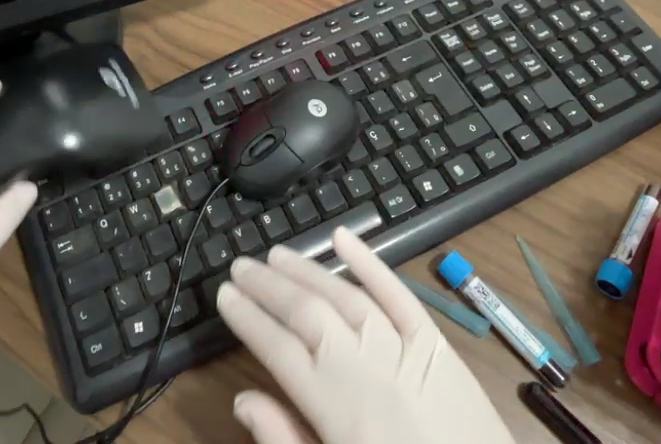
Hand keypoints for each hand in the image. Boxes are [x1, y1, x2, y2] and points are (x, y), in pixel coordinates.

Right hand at [214, 227, 515, 443]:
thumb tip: (244, 400)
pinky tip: (344, 238)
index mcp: (337, 410)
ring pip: (344, 296)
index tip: (224, 296)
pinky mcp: (436, 343)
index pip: (278, 349)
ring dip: (307, 270)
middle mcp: (365, 369)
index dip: (247, 319)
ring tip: (276, 255)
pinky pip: (398, 294)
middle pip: (306, 313)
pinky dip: (370, 262)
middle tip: (240, 266)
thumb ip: (286, 440)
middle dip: (267, 286)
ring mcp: (403, 350)